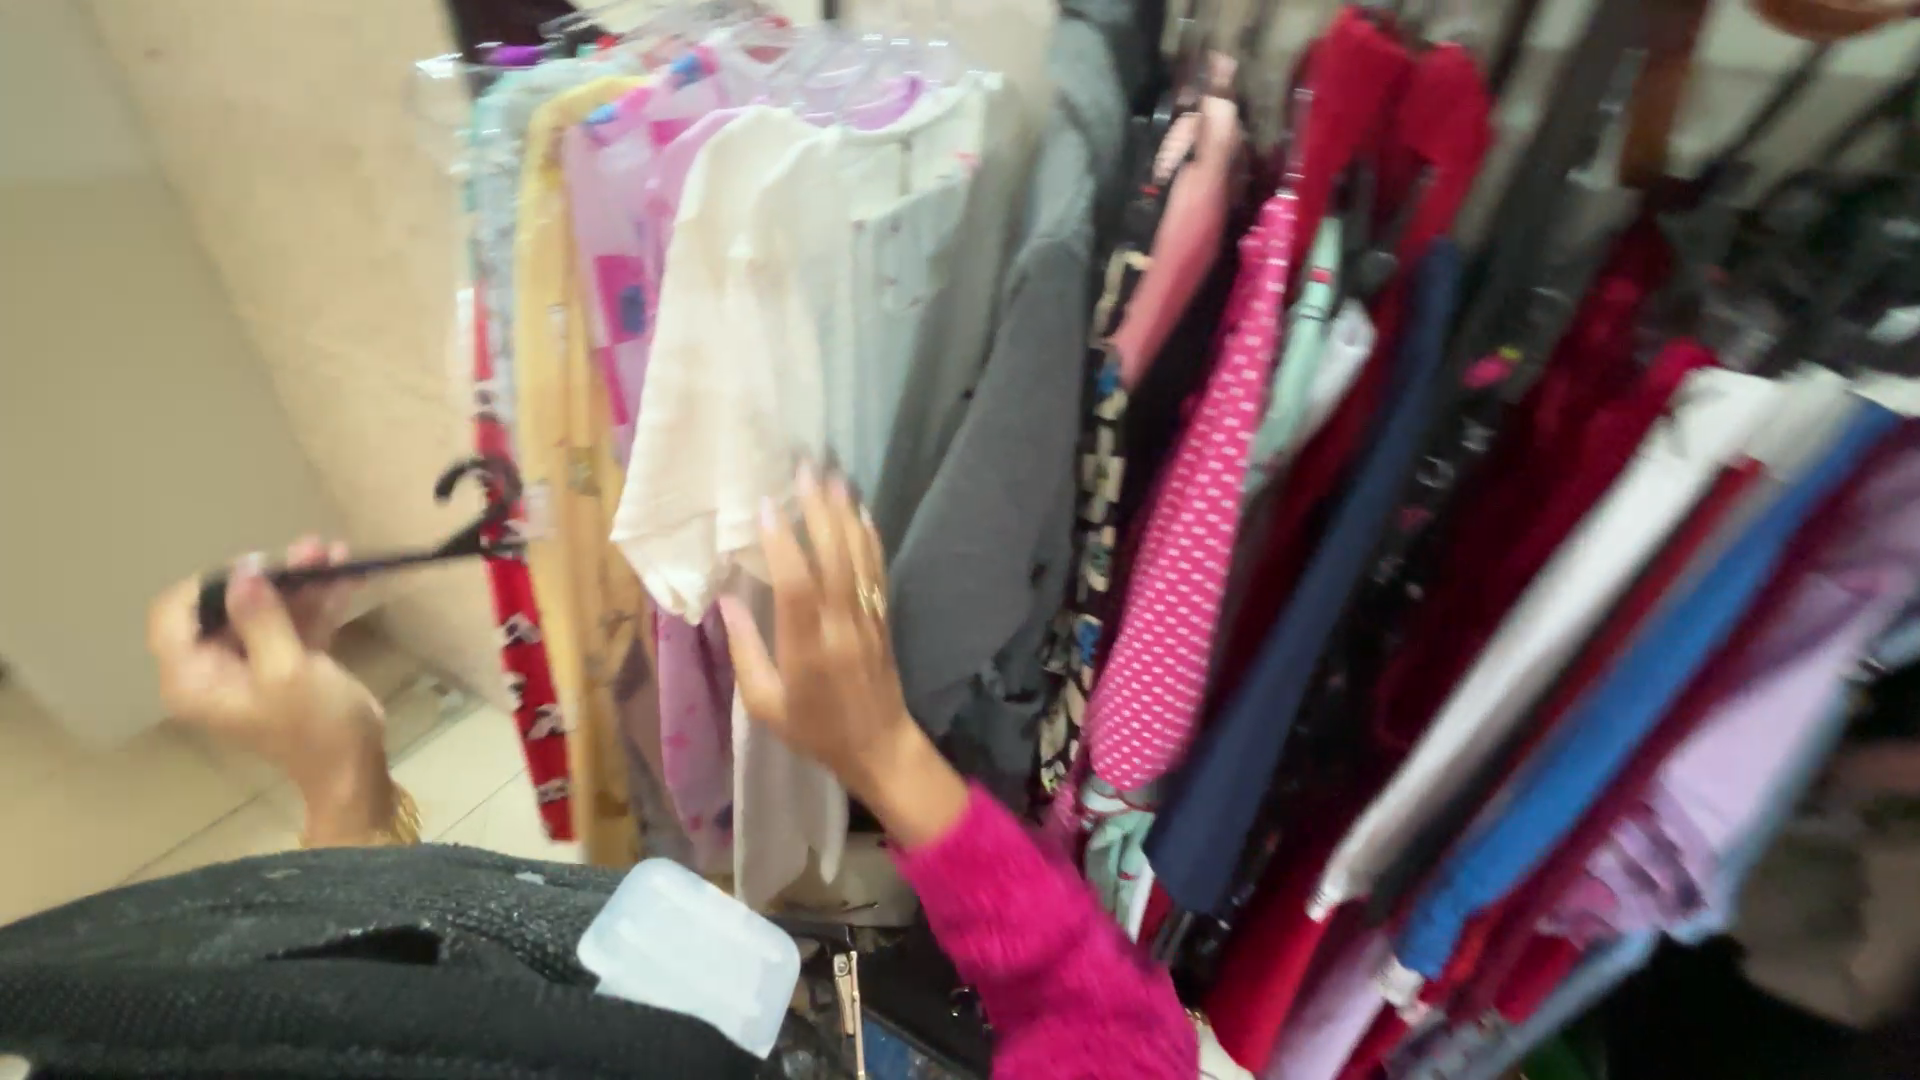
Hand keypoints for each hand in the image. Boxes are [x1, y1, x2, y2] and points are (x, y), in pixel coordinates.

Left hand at [148, 539, 390, 839]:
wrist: (353, 766)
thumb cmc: (316, 724)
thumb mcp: (290, 671)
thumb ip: (264, 622)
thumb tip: (247, 574)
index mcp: (195, 678)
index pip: (177, 616)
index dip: (215, 584)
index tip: (261, 565)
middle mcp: (217, 669)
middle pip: (232, 610)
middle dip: (274, 579)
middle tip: (312, 552)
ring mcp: (256, 666)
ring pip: (271, 613)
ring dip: (304, 586)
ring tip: (335, 555)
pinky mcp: (291, 665)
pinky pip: (297, 626)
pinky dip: (320, 604)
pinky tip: (347, 579)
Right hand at [721, 464, 967, 848]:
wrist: (878, 746)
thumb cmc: (814, 729)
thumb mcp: (766, 704)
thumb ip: (745, 651)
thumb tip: (725, 601)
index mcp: (808, 649)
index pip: (797, 587)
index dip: (783, 544)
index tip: (767, 507)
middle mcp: (842, 626)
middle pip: (833, 560)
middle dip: (819, 513)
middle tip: (806, 471)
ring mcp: (868, 619)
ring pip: (859, 559)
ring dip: (846, 516)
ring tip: (834, 478)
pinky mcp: (883, 618)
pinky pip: (877, 572)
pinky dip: (870, 539)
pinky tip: (862, 514)